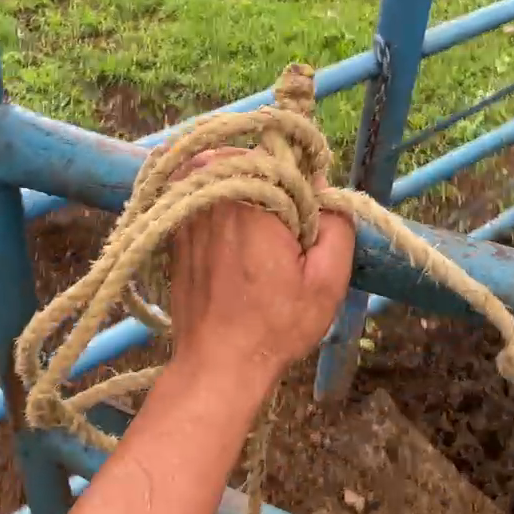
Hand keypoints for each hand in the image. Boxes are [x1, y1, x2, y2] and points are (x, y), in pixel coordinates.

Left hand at [165, 153, 354, 400]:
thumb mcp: (328, 281)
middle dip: (269, 175)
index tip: (309, 201)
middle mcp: (215, 198)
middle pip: (246, 156)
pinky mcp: (175, 230)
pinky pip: (193, 191)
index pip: (279, 151)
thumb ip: (337, 224)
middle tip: (285, 217)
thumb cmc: (275, 326)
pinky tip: (232, 229)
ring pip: (216, 168)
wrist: (218, 362)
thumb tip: (326, 189)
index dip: (300, 171)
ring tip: (260, 221)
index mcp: (256, 203)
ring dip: (240, 182)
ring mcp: (188, 213)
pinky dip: (214, 196)